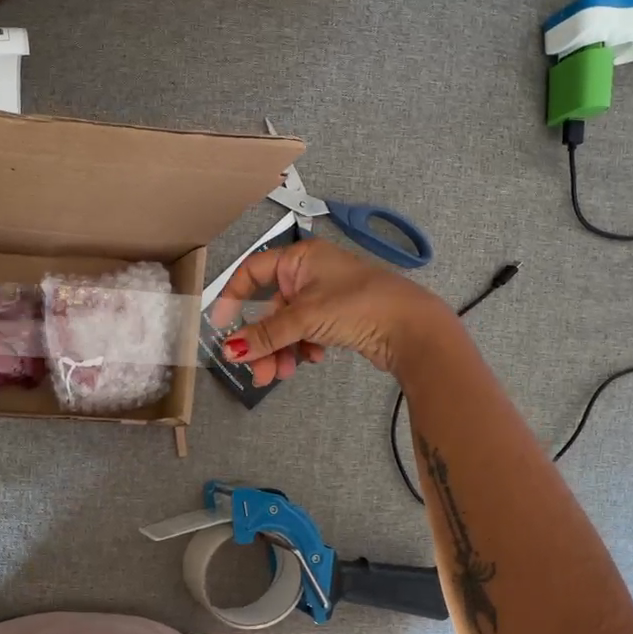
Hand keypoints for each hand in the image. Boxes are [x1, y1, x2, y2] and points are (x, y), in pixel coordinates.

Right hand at [211, 239, 459, 383]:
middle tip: (258, 371)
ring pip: (287, 327)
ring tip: (283, 375)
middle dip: (262, 342)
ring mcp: (324, 296)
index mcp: (300, 258)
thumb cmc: (357, 306)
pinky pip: (305, 334)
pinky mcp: (337, 318)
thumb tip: (227, 351)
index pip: (251, 272)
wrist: (412, 327)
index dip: (232, 297)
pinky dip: (302, 349)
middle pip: (269, 310)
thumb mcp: (304, 318)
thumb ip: (264, 335)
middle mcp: (309, 273)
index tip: (221, 326)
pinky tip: (312, 360)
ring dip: (280, 352)